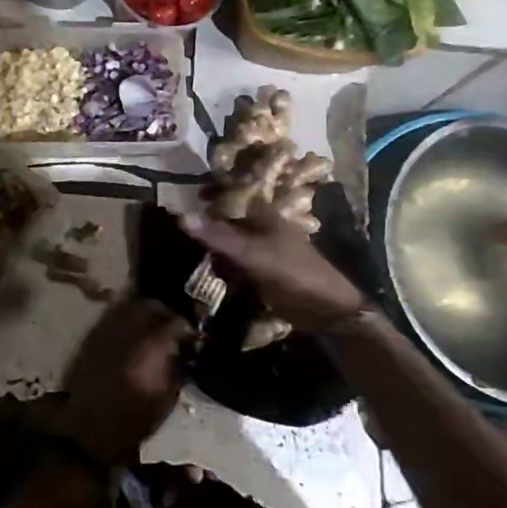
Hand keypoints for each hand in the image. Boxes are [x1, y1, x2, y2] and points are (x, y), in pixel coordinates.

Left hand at [59, 300, 192, 467]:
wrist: (89, 430)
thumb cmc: (133, 421)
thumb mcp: (166, 398)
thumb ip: (177, 367)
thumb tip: (185, 348)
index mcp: (150, 350)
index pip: (174, 322)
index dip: (187, 326)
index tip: (193, 334)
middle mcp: (126, 335)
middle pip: (148, 305)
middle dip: (165, 311)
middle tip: (174, 325)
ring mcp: (105, 334)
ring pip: (127, 307)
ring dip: (144, 311)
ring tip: (154, 325)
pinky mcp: (91, 339)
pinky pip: (111, 318)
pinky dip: (125, 319)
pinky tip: (133, 332)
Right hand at [182, 208, 367, 331]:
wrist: (326, 309)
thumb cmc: (293, 272)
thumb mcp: (252, 253)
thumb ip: (218, 236)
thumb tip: (180, 216)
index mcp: (264, 217)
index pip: (232, 199)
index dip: (212, 199)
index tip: (191, 202)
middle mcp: (262, 230)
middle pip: (227, 225)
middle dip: (208, 232)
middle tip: (184, 240)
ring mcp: (262, 253)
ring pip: (229, 247)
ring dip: (214, 255)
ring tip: (196, 262)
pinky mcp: (262, 273)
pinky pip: (235, 267)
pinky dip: (224, 271)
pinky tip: (215, 278)